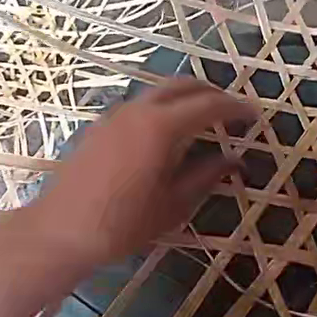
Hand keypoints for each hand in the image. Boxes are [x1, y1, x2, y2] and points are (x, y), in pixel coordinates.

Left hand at [13, 79, 255, 267]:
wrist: (61, 231)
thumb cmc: (124, 223)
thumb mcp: (174, 203)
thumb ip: (208, 174)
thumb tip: (236, 159)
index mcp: (162, 126)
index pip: (209, 105)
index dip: (236, 108)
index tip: (255, 115)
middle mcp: (139, 109)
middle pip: (184, 85)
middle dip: (213, 92)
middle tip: (233, 111)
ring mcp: (116, 114)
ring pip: (160, 91)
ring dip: (187, 97)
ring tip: (205, 118)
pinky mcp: (101, 125)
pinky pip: (142, 103)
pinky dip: (164, 106)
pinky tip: (168, 132)